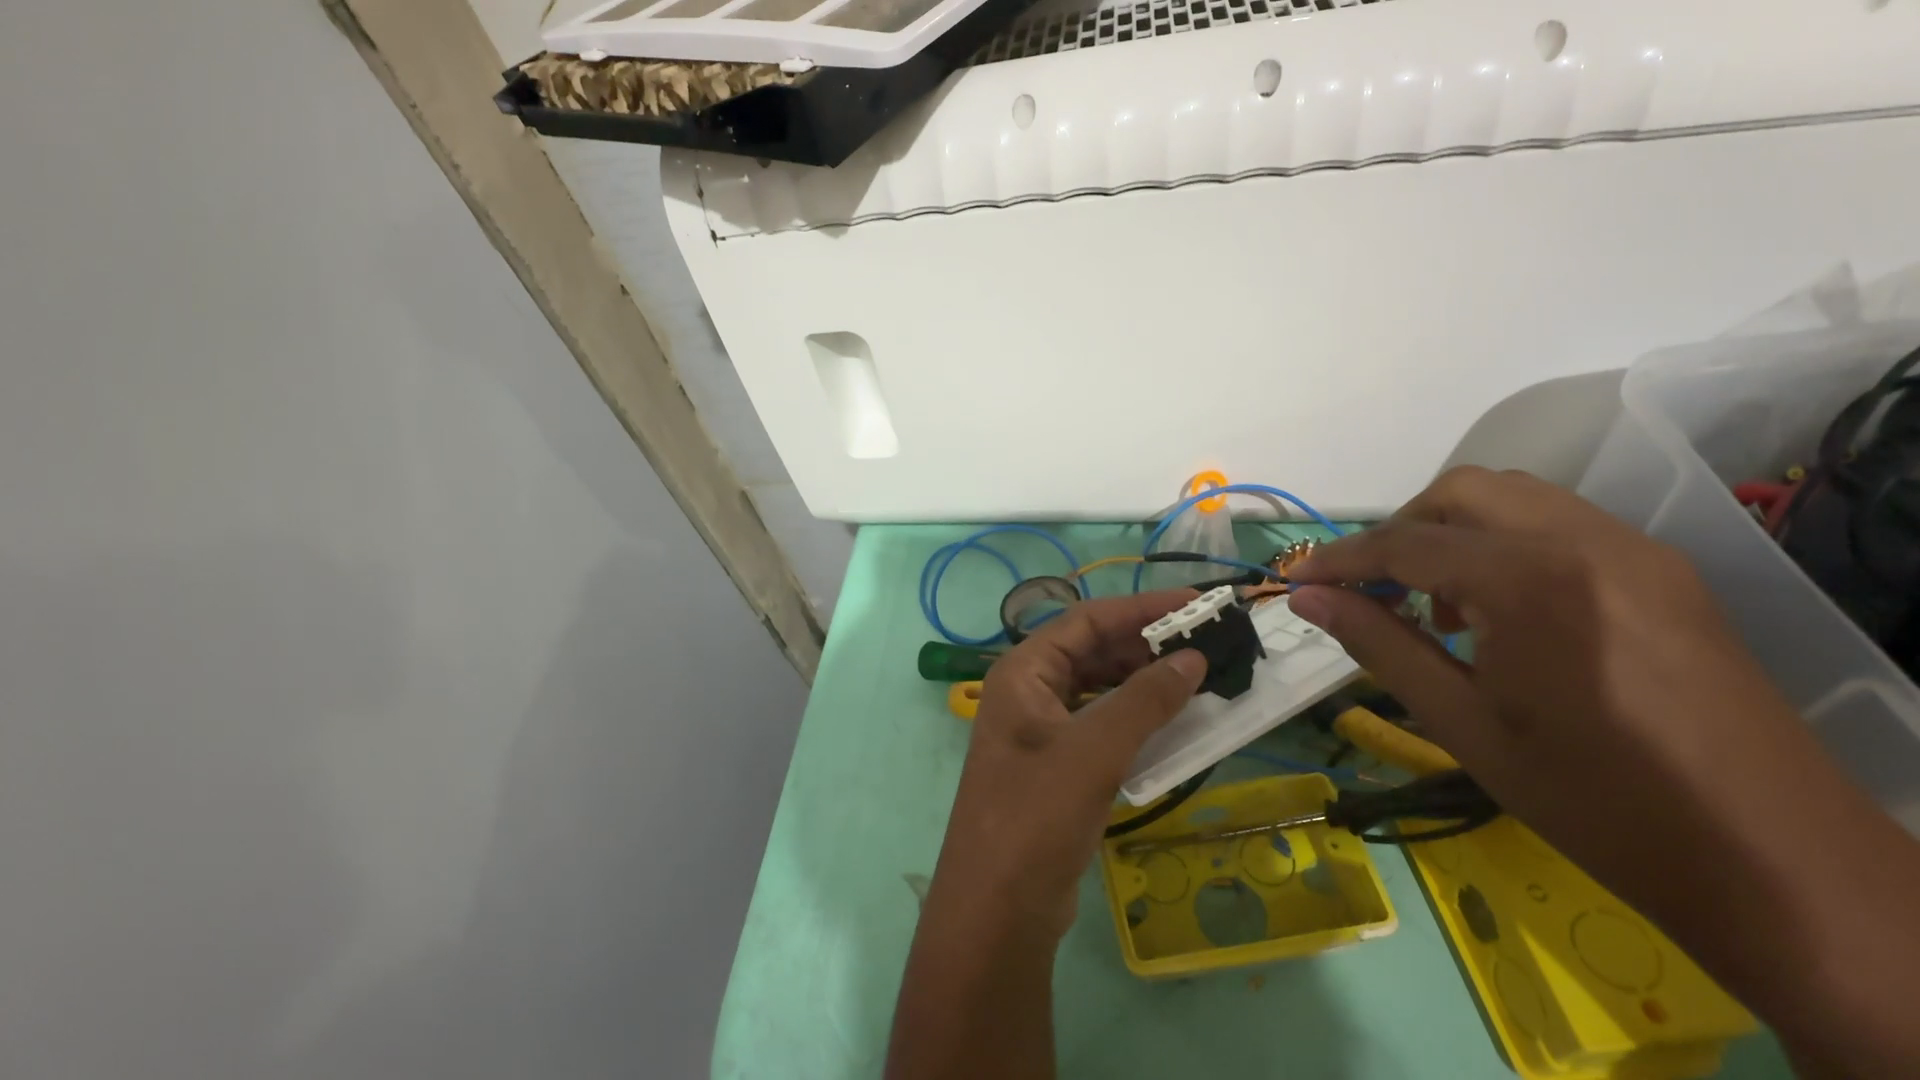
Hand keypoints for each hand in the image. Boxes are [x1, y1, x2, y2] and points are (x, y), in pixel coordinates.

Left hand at [927, 591, 1207, 940]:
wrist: (997, 909)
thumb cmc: (1035, 817)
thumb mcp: (1094, 750)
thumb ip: (1145, 700)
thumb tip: (1192, 658)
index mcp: (1022, 673)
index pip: (1087, 620)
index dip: (1142, 608)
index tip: (1199, 604)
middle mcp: (1028, 694)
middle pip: (1093, 651)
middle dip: (1148, 644)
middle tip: (1209, 642)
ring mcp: (1040, 734)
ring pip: (1100, 690)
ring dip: (1146, 683)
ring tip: (1201, 677)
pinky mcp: (1057, 770)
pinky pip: (1102, 728)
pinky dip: (1137, 721)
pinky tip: (1175, 725)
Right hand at [1284, 467, 1919, 1076]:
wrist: (1766, 852)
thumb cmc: (1593, 800)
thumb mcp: (1465, 726)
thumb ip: (1382, 646)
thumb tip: (1308, 600)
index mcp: (1530, 583)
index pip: (1408, 543)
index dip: (1343, 559)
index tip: (1299, 580)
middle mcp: (1585, 541)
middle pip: (1464, 491)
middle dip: (1402, 528)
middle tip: (1372, 590)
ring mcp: (1636, 550)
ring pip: (1519, 499)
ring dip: (1458, 533)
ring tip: (1439, 607)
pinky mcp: (1665, 571)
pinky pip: (1565, 526)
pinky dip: (1510, 545)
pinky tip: (1505, 615)